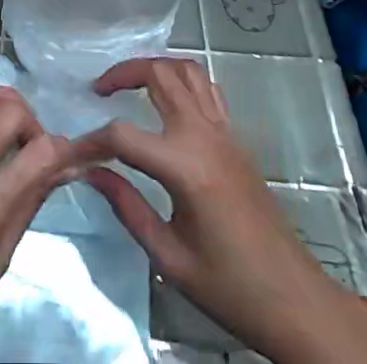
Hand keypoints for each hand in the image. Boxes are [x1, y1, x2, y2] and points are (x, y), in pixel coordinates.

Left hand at [0, 55, 78, 363]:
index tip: (70, 155)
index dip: (65, 149)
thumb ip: (31, 202)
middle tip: (33, 148)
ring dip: (5, 100)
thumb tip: (67, 167)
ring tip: (13, 122)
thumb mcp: (0, 258)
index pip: (42, 154)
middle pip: (11, 114)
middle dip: (34, 124)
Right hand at [76, 58, 366, 363]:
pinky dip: (181, 81)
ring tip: (128, 87)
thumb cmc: (230, 287)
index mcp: (185, 167)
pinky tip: (165, 104)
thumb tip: (91, 173)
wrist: (296, 299)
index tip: (70, 156)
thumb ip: (126, 206)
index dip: (90, 142)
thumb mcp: (168, 256)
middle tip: (98, 92)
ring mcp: (225, 133)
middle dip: (122, 74)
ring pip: (188, 71)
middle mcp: (205, 136)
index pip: (123, 135)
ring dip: (154, 68)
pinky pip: (207, 89)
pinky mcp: (236, 139)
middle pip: (160, 75)